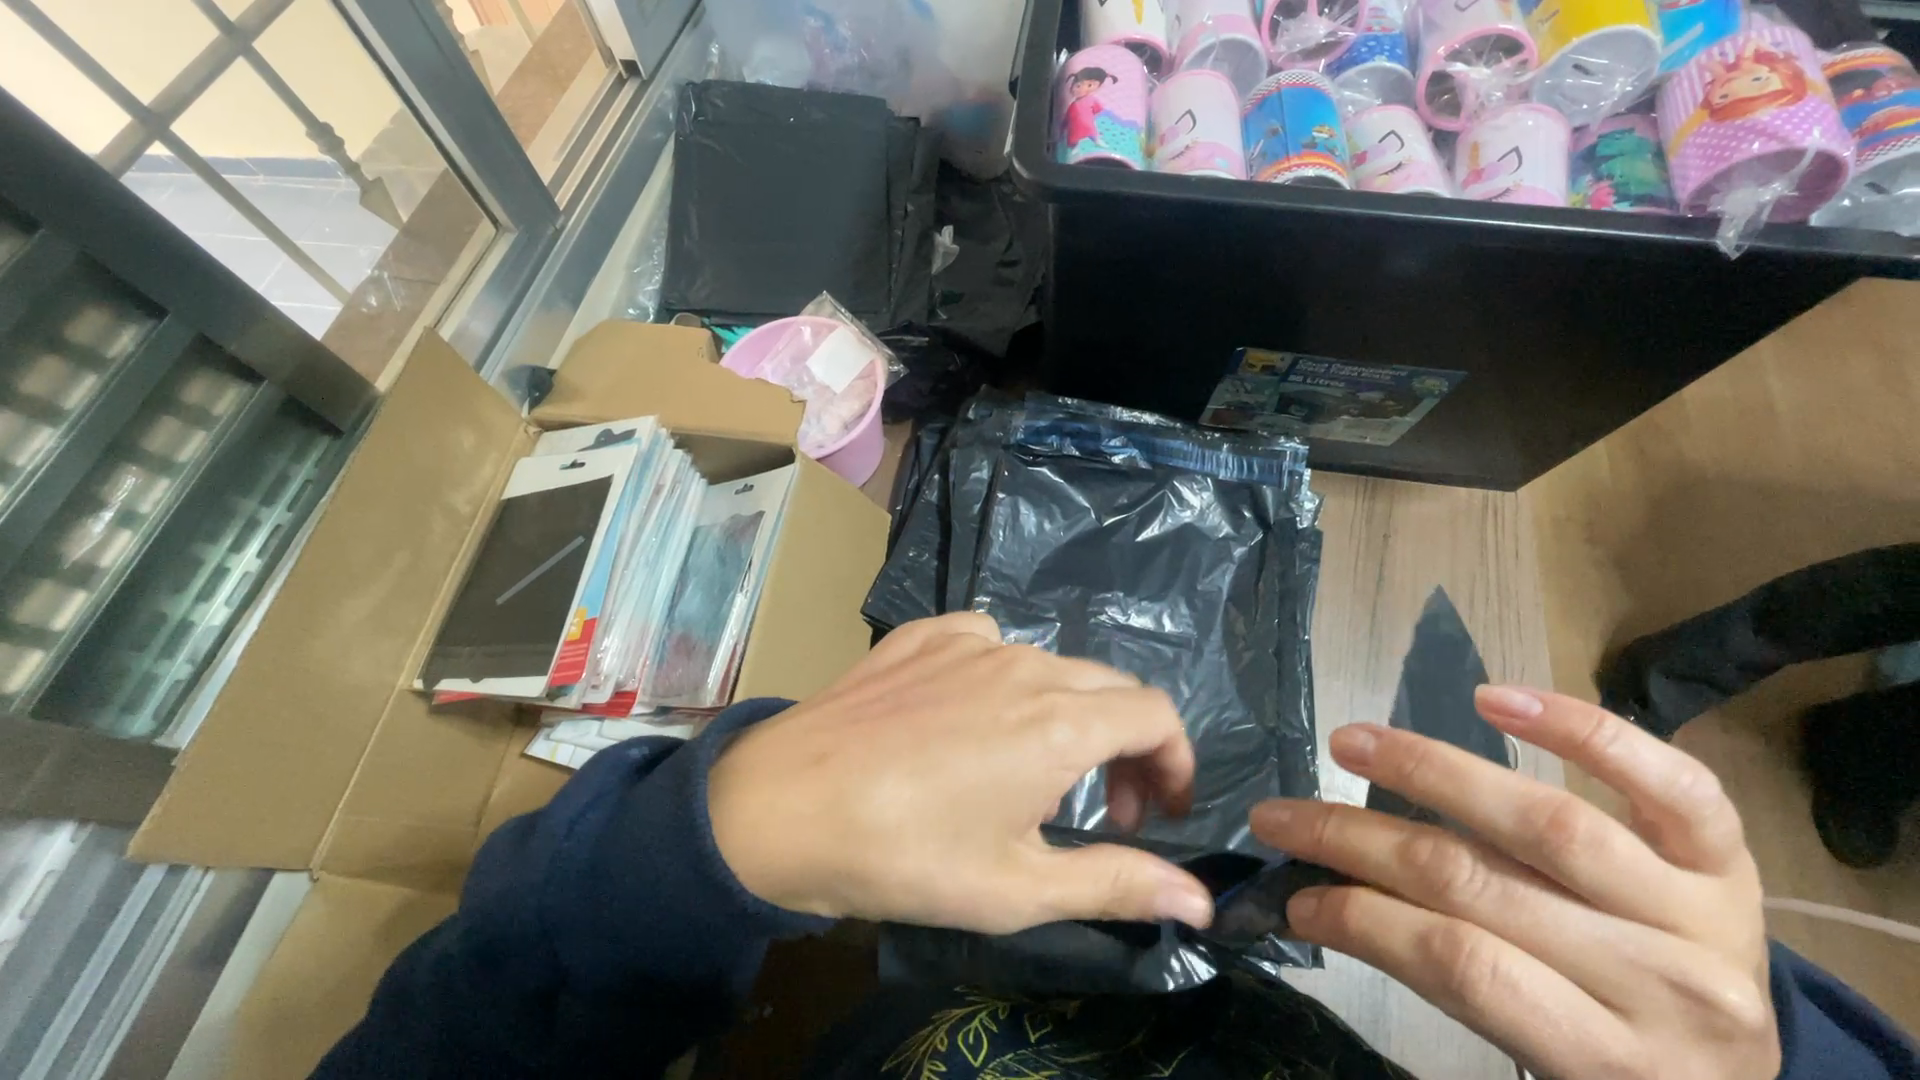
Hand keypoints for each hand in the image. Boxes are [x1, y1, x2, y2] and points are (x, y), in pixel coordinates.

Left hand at [707, 613, 1215, 932]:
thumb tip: (1201, 902)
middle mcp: (1025, 665)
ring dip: (1065, 712)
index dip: (1175, 761)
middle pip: (1108, 687)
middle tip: (1106, 806)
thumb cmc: (907, 855)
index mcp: (1061, 722)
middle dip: (1126, 745)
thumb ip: (1117, 884)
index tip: (1161, 811)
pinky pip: (985, 640)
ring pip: (1048, 664)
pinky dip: (1002, 674)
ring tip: (1033, 766)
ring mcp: (968, 642)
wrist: (782, 807)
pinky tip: (971, 710)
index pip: (1155, 715)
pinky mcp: (921, 635)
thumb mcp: (1017, 887)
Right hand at [1251, 687, 1777, 1079]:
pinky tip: (1492, 698)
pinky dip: (1577, 729)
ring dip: (1428, 769)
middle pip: (1477, 884)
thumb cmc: (1612, 1056)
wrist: (1745, 1067)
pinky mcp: (1727, 854)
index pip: (1460, 965)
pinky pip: (1663, 782)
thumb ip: (1443, 976)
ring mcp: (1704, 910)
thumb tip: (1321, 894)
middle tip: (1279, 816)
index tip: (1292, 897)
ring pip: (1545, 821)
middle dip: (1357, 839)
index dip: (1361, 920)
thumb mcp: (1532, 1049)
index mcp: (1612, 1058)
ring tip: (1349, 741)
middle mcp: (1666, 983)